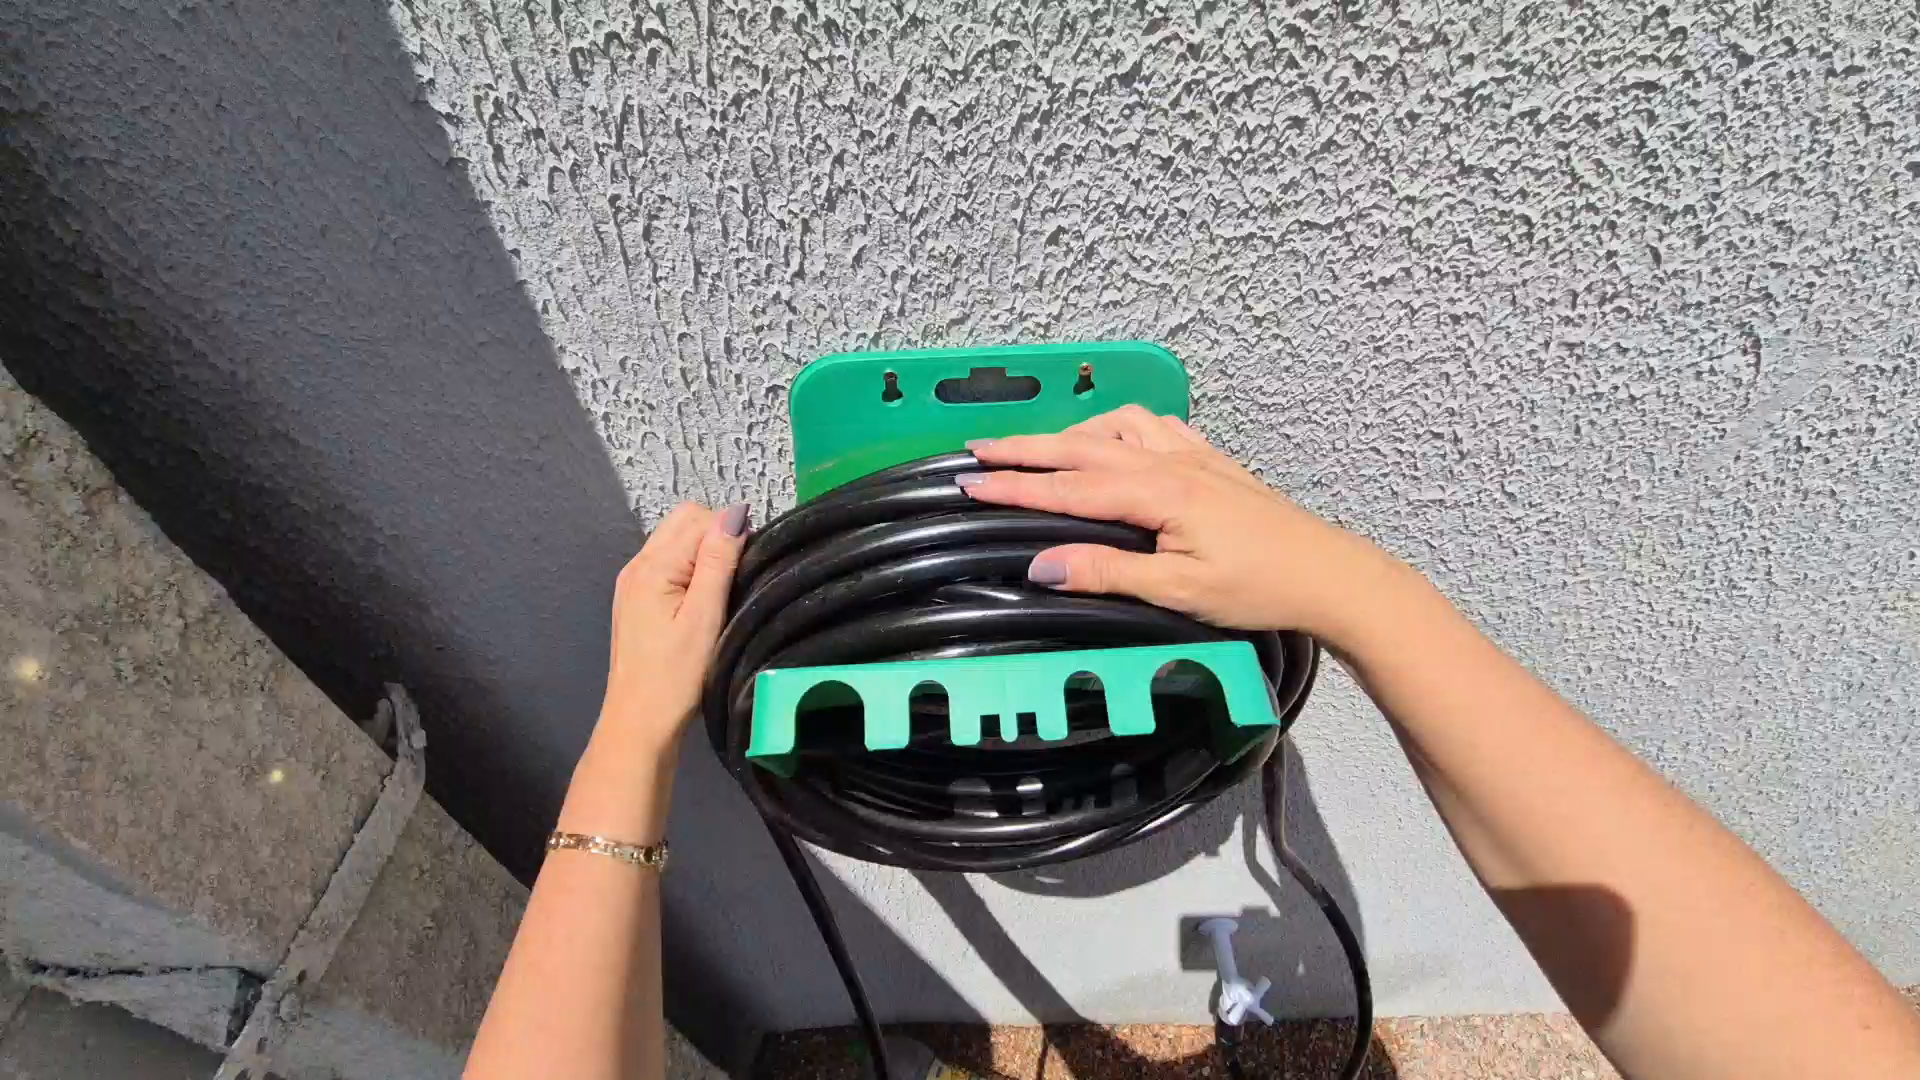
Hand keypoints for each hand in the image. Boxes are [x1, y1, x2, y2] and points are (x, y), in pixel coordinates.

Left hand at [597, 501, 749, 750]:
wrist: (639, 722)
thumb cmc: (676, 675)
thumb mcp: (704, 616)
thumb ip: (718, 562)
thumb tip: (734, 514)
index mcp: (652, 567)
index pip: (698, 518)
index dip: (730, 532)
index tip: (748, 566)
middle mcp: (637, 566)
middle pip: (683, 521)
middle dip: (716, 535)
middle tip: (737, 575)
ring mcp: (633, 582)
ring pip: (676, 540)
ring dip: (704, 552)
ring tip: (722, 590)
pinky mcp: (638, 599)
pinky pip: (669, 562)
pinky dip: (691, 568)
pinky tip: (703, 599)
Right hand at [957, 406, 1404, 646]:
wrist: (1326, 573)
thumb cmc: (1256, 587)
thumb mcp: (1178, 591)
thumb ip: (1107, 572)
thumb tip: (1041, 566)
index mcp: (1157, 493)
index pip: (1069, 487)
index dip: (1015, 485)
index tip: (970, 481)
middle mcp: (1168, 461)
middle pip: (1082, 446)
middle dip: (1026, 446)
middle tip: (979, 447)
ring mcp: (1190, 454)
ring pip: (1116, 426)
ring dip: (1071, 432)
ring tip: (1040, 448)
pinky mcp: (1208, 458)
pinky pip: (1153, 425)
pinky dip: (1118, 425)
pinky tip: (1112, 438)